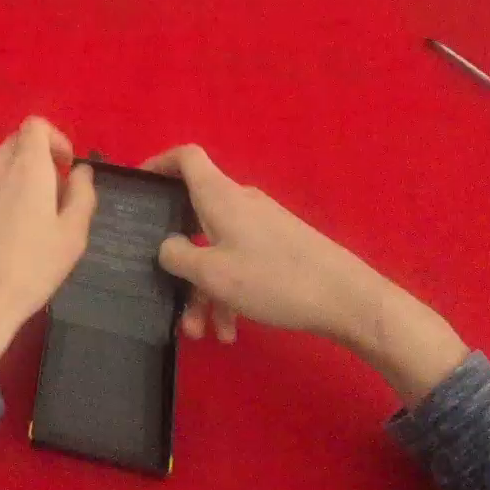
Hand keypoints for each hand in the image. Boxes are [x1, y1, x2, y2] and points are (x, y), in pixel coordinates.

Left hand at [0, 118, 97, 364]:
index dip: (55, 139)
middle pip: (15, 143)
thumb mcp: (72, 235)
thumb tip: (80, 172)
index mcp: (25, 166)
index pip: (35, 124)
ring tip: (27, 219)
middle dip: (37, 159)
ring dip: (15, 178)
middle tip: (52, 195)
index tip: (65, 167)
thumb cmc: (31, 268)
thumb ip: (82, 194)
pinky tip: (0, 233)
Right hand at [145, 145, 467, 404]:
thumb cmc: (272, 279)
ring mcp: (261, 225)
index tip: (140, 187)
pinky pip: (240, 262)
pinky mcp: (280, 247)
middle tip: (166, 289)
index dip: (158, 163)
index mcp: (219, 196)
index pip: (186, 157)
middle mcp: (238, 202)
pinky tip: (231, 331)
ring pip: (217, 249)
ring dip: (204, 288)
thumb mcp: (211, 273)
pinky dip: (229, 291)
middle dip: (178, 258)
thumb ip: (176, 255)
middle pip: (194, 216)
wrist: (349, 300)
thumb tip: (167, 245)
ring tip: (202, 332)